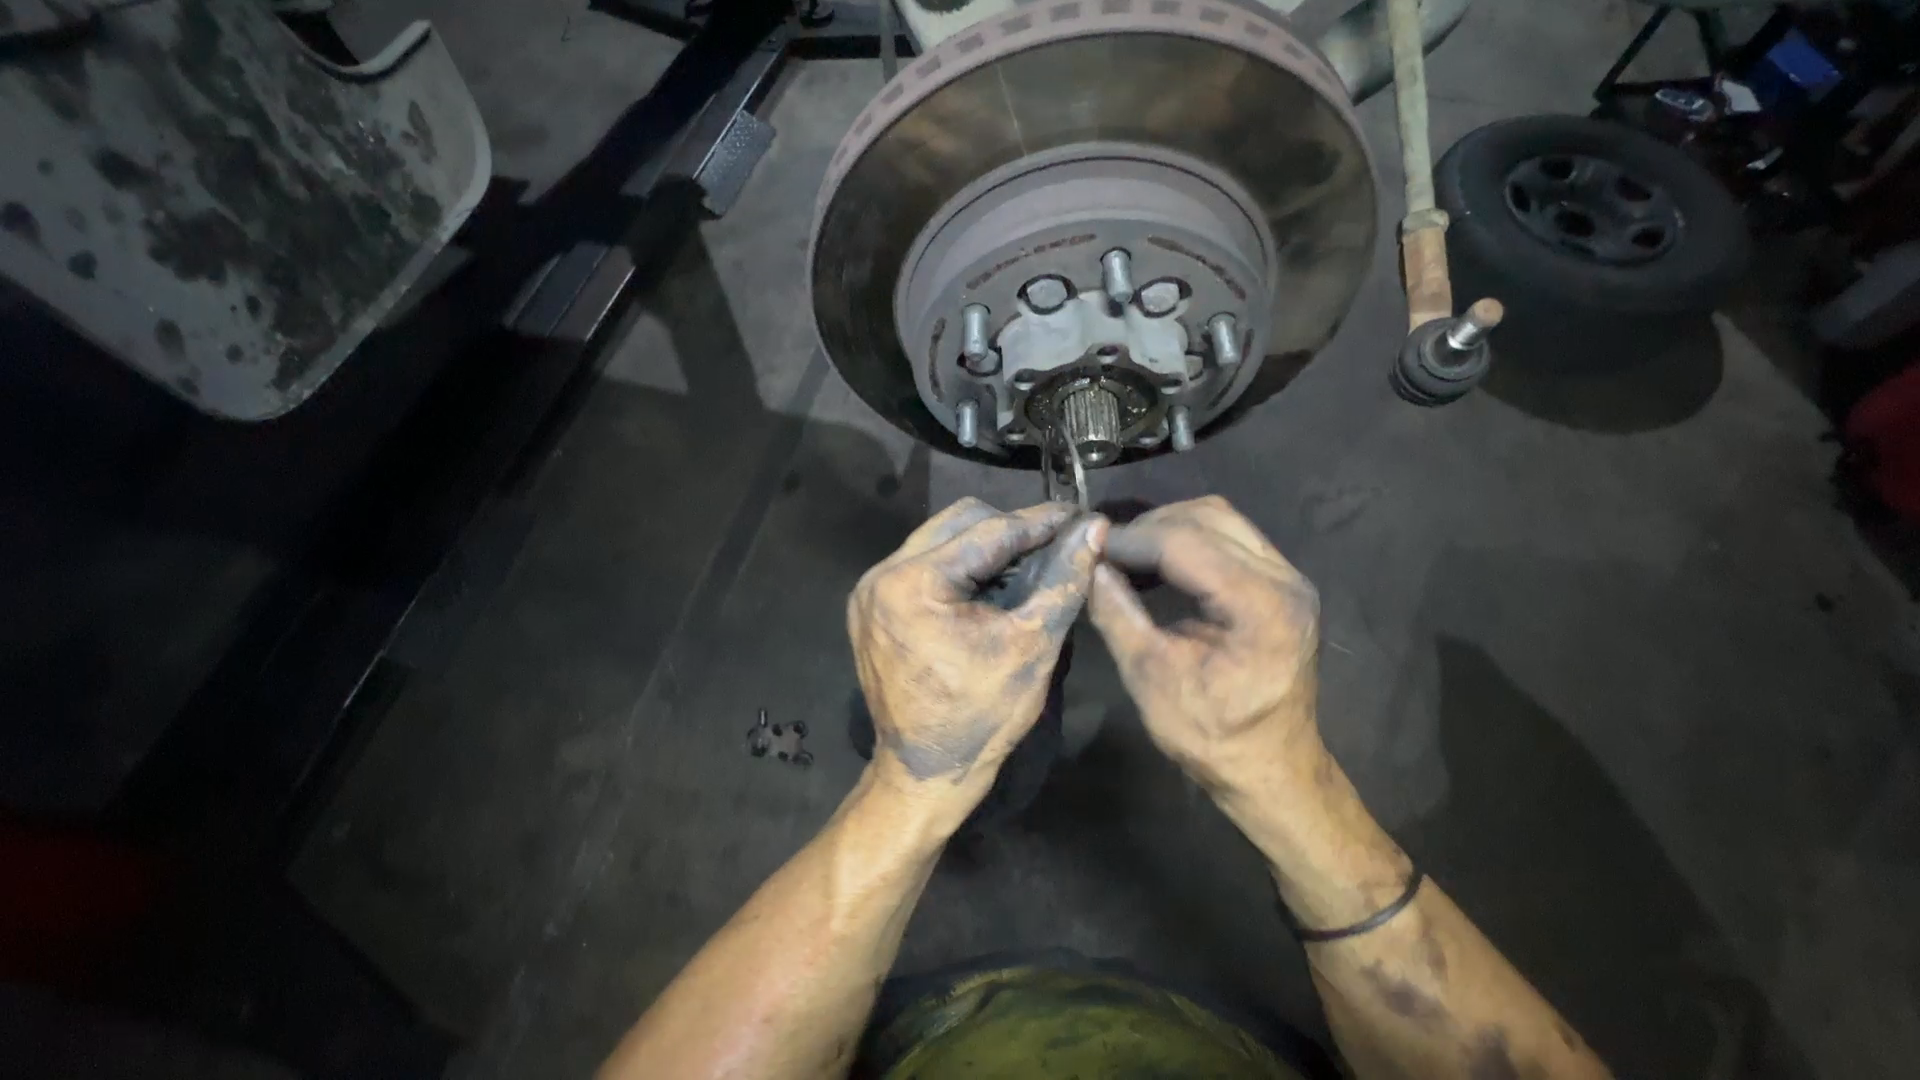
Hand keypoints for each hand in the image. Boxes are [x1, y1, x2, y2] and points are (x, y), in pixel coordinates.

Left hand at [850, 498, 1106, 799]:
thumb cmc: (982, 715)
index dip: (1040, 521)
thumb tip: (1093, 528)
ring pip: (940, 540)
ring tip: (1030, 561)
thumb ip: (1063, 579)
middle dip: (1011, 529)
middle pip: (959, 523)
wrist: (927, 769)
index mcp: (911, 583)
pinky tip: (993, 584)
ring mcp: (870, 591)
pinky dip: (961, 567)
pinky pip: (923, 564)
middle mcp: (880, 576)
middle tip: (1056, 541)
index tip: (1080, 513)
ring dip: (986, 546)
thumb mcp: (1031, 644)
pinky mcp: (872, 606)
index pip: (988, 532)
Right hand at [1087, 497, 1322, 794]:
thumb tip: (1087, 565)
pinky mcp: (1282, 584)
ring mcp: (1289, 578)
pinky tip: (1158, 565)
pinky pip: (1231, 538)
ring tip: (1128, 556)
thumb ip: (1118, 614)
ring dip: (1169, 528)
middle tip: (1106, 553)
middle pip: (1208, 516)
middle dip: (1150, 527)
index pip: (1186, 542)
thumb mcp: (1151, 678)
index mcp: (1260, 605)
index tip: (1088, 548)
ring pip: (1221, 519)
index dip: (1131, 540)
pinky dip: (1189, 541)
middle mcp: (1285, 579)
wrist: (1271, 768)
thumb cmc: (1211, 735)